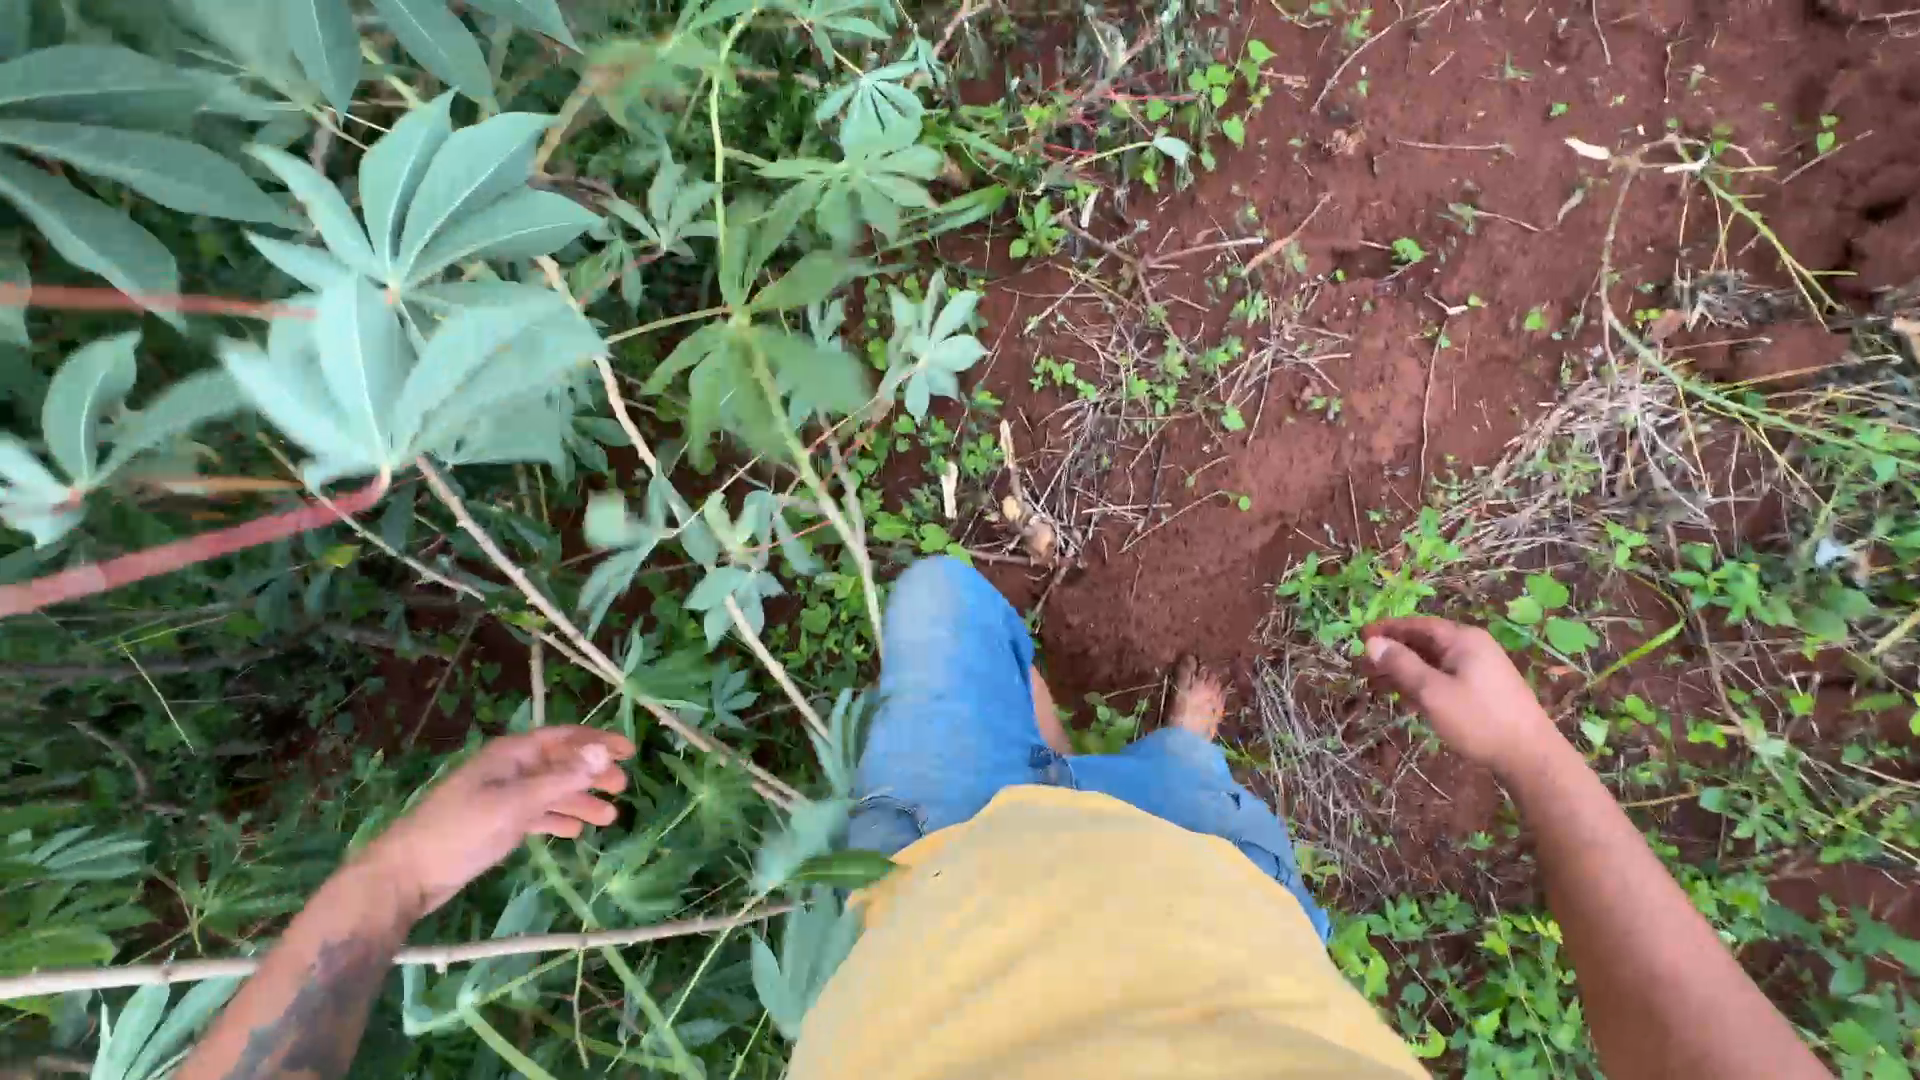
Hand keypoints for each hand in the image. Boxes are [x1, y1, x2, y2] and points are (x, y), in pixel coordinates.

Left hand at [360, 726, 635, 916]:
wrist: (403, 876)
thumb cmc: (459, 831)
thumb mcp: (515, 803)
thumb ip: (562, 779)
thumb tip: (604, 753)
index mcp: (512, 755)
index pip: (565, 739)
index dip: (599, 742)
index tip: (630, 751)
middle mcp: (510, 769)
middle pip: (561, 764)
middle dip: (593, 774)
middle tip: (622, 787)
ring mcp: (502, 796)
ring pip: (552, 791)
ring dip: (580, 801)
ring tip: (608, 818)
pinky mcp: (496, 822)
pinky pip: (536, 813)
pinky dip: (557, 819)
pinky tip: (575, 832)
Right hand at [1360, 617, 1566, 777]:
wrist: (1530, 757)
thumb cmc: (1478, 719)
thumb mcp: (1432, 691)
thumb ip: (1401, 664)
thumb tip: (1372, 643)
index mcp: (1463, 640)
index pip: (1417, 625)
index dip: (1387, 630)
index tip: (1360, 637)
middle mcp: (1472, 648)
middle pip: (1423, 642)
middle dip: (1392, 653)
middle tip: (1362, 665)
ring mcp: (1479, 670)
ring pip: (1432, 662)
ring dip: (1403, 670)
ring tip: (1375, 683)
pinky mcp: (1482, 690)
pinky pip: (1443, 677)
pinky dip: (1421, 683)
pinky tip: (1405, 698)